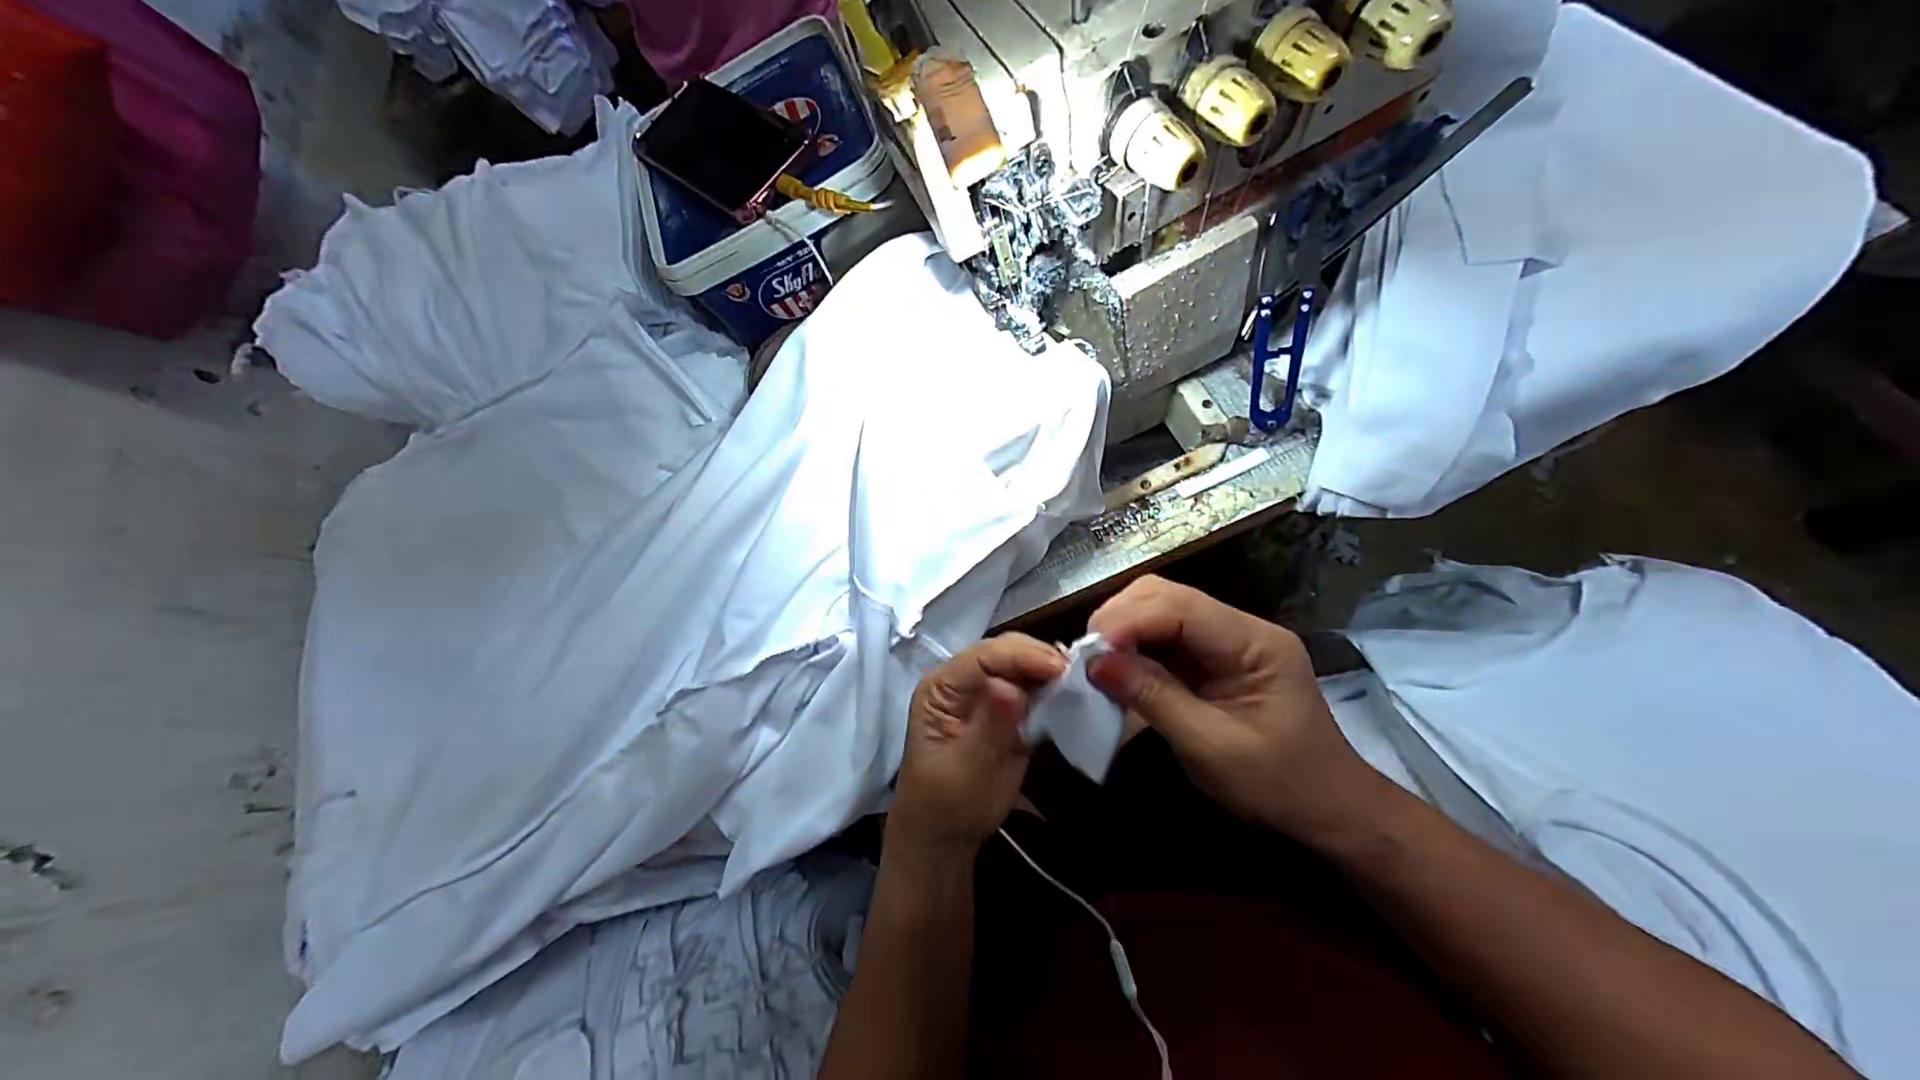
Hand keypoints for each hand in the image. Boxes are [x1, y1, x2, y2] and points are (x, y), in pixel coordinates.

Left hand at [889, 634, 1067, 858]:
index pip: (984, 656)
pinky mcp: (1005, 708)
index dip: (1023, 656)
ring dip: (1050, 670)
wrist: (945, 836)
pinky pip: (1032, 687)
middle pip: (1005, 651)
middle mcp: (961, 679)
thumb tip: (1010, 686)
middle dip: (1040, 658)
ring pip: (1022, 664)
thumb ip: (990, 726)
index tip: (1060, 668)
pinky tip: (1073, 695)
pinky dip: (1053, 688)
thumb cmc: (947, 805)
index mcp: (941, 687)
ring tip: (1081, 681)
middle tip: (1078, 674)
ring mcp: (984, 691)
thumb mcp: (967, 770)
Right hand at [1087, 576, 1386, 841]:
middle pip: (1167, 596)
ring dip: (1122, 633)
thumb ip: (1153, 698)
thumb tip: (1096, 663)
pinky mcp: (1213, 657)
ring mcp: (1227, 640)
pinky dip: (1134, 651)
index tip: (1088, 652)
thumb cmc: (1278, 784)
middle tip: (1086, 658)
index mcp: (1256, 643)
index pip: (1182, 608)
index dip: (1129, 621)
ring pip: (1160, 611)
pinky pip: (1164, 639)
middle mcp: (1241, 628)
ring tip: (1095, 666)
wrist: (1327, 809)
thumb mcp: (1210, 746)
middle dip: (1120, 620)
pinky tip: (1116, 673)